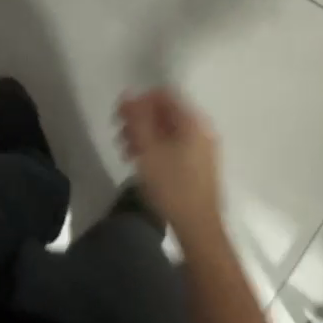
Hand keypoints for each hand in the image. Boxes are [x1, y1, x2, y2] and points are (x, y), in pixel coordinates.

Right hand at [117, 89, 222, 241]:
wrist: (198, 227)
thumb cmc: (172, 186)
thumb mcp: (148, 150)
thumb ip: (137, 119)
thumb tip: (127, 95)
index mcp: (193, 121)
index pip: (163, 94)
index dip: (139, 102)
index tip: (120, 118)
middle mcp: (201, 129)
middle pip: (165, 112)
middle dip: (139, 121)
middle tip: (120, 137)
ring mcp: (203, 148)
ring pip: (168, 130)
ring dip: (145, 136)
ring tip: (127, 153)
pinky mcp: (199, 165)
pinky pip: (174, 145)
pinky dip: (156, 148)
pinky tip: (142, 164)